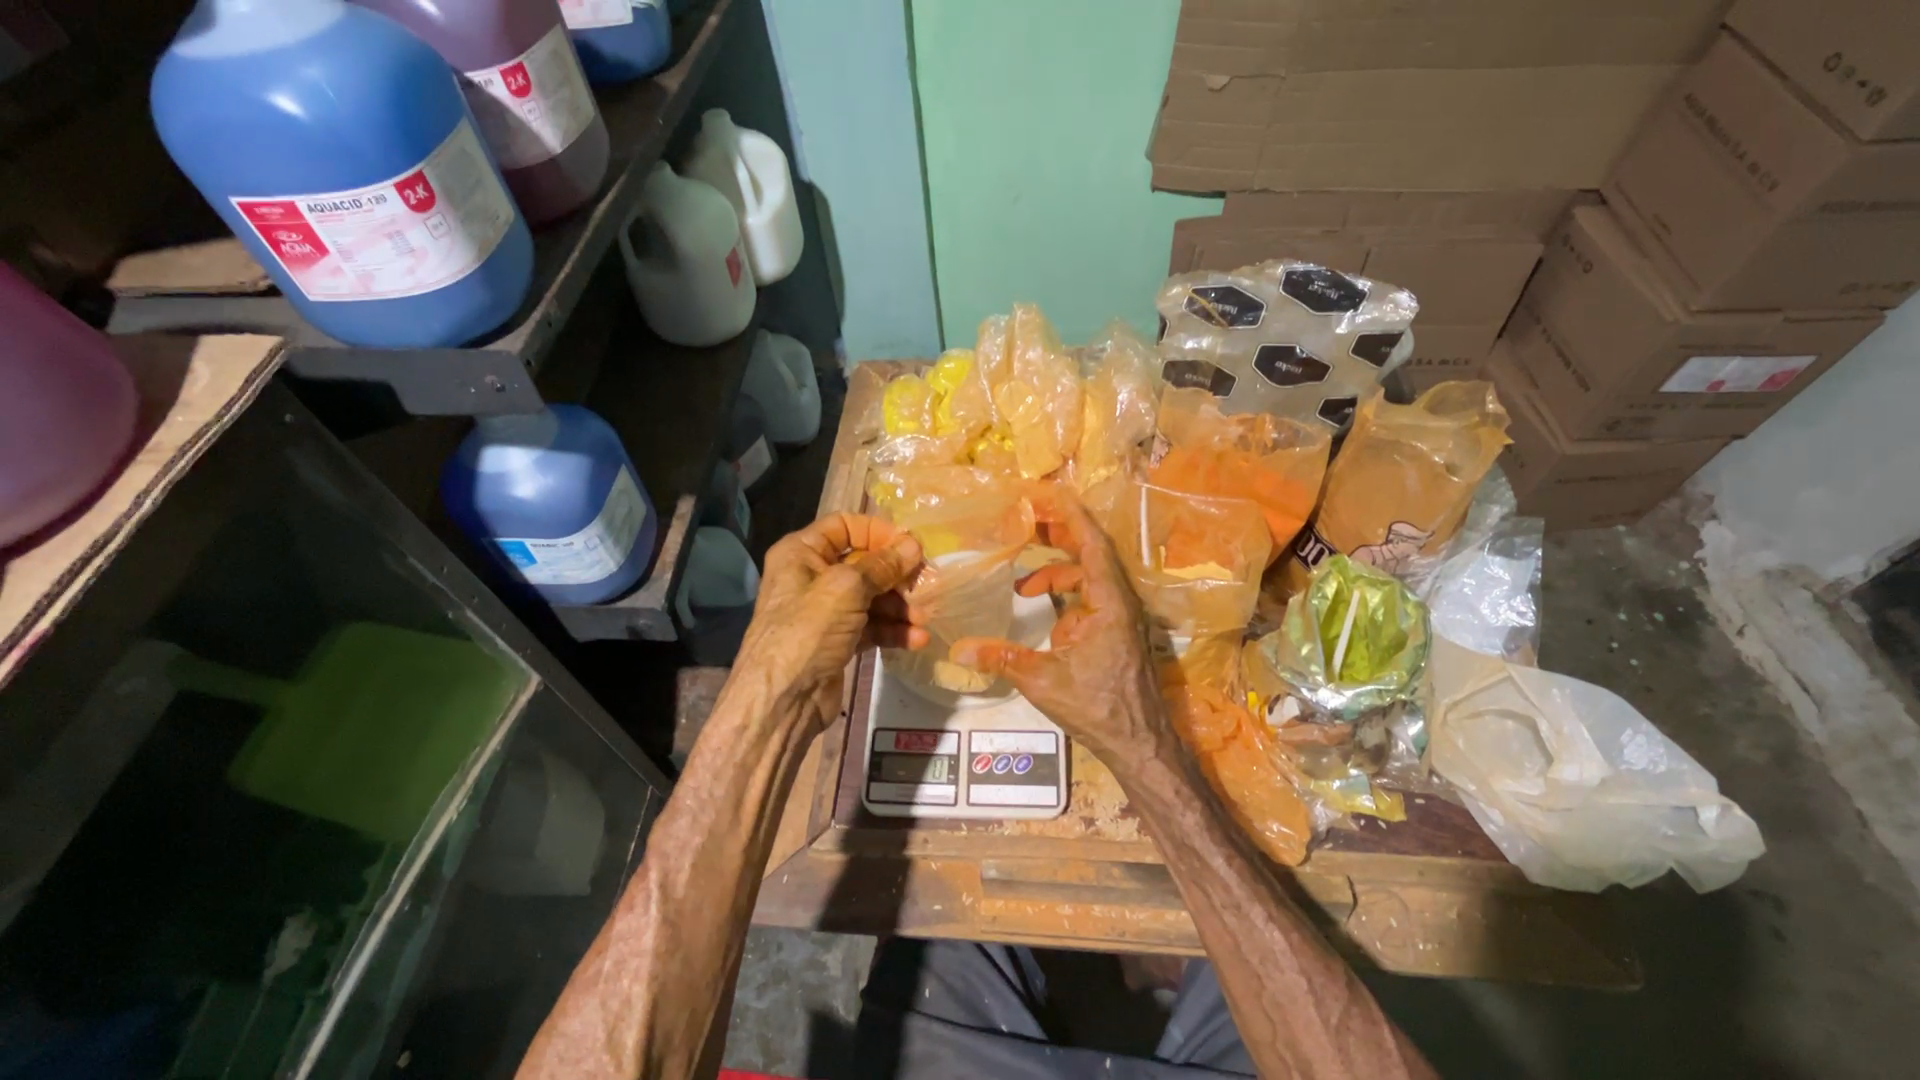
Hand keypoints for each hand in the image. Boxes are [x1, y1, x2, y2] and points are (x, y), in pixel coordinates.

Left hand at [736, 513, 927, 733]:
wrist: (781, 700)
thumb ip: (882, 565)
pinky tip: (916, 639)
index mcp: (801, 553)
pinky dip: (892, 630)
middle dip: (895, 575)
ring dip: (899, 606)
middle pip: (862, 564)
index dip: (877, 532)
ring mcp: (824, 612)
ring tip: (924, 618)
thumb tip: (913, 544)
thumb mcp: (846, 589)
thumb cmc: (807, 631)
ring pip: (871, 598)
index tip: (910, 546)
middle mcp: (811, 577)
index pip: (844, 526)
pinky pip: (871, 626)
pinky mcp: (837, 641)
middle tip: (926, 584)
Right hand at [951, 489, 1172, 772]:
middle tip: (1023, 520)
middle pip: (1090, 550)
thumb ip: (1002, 658)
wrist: (1138, 742)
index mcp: (1109, 601)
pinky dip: (1064, 595)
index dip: (1068, 514)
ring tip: (1020, 580)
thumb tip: (958, 648)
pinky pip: (1089, 598)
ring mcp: (1120, 614)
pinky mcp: (1116, 630)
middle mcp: (1120, 599)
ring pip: (1089, 575)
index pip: (1091, 543)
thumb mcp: (1043, 680)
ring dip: (1057, 570)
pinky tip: (1042, 613)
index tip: (1043, 493)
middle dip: (1057, 533)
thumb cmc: (1097, 707)